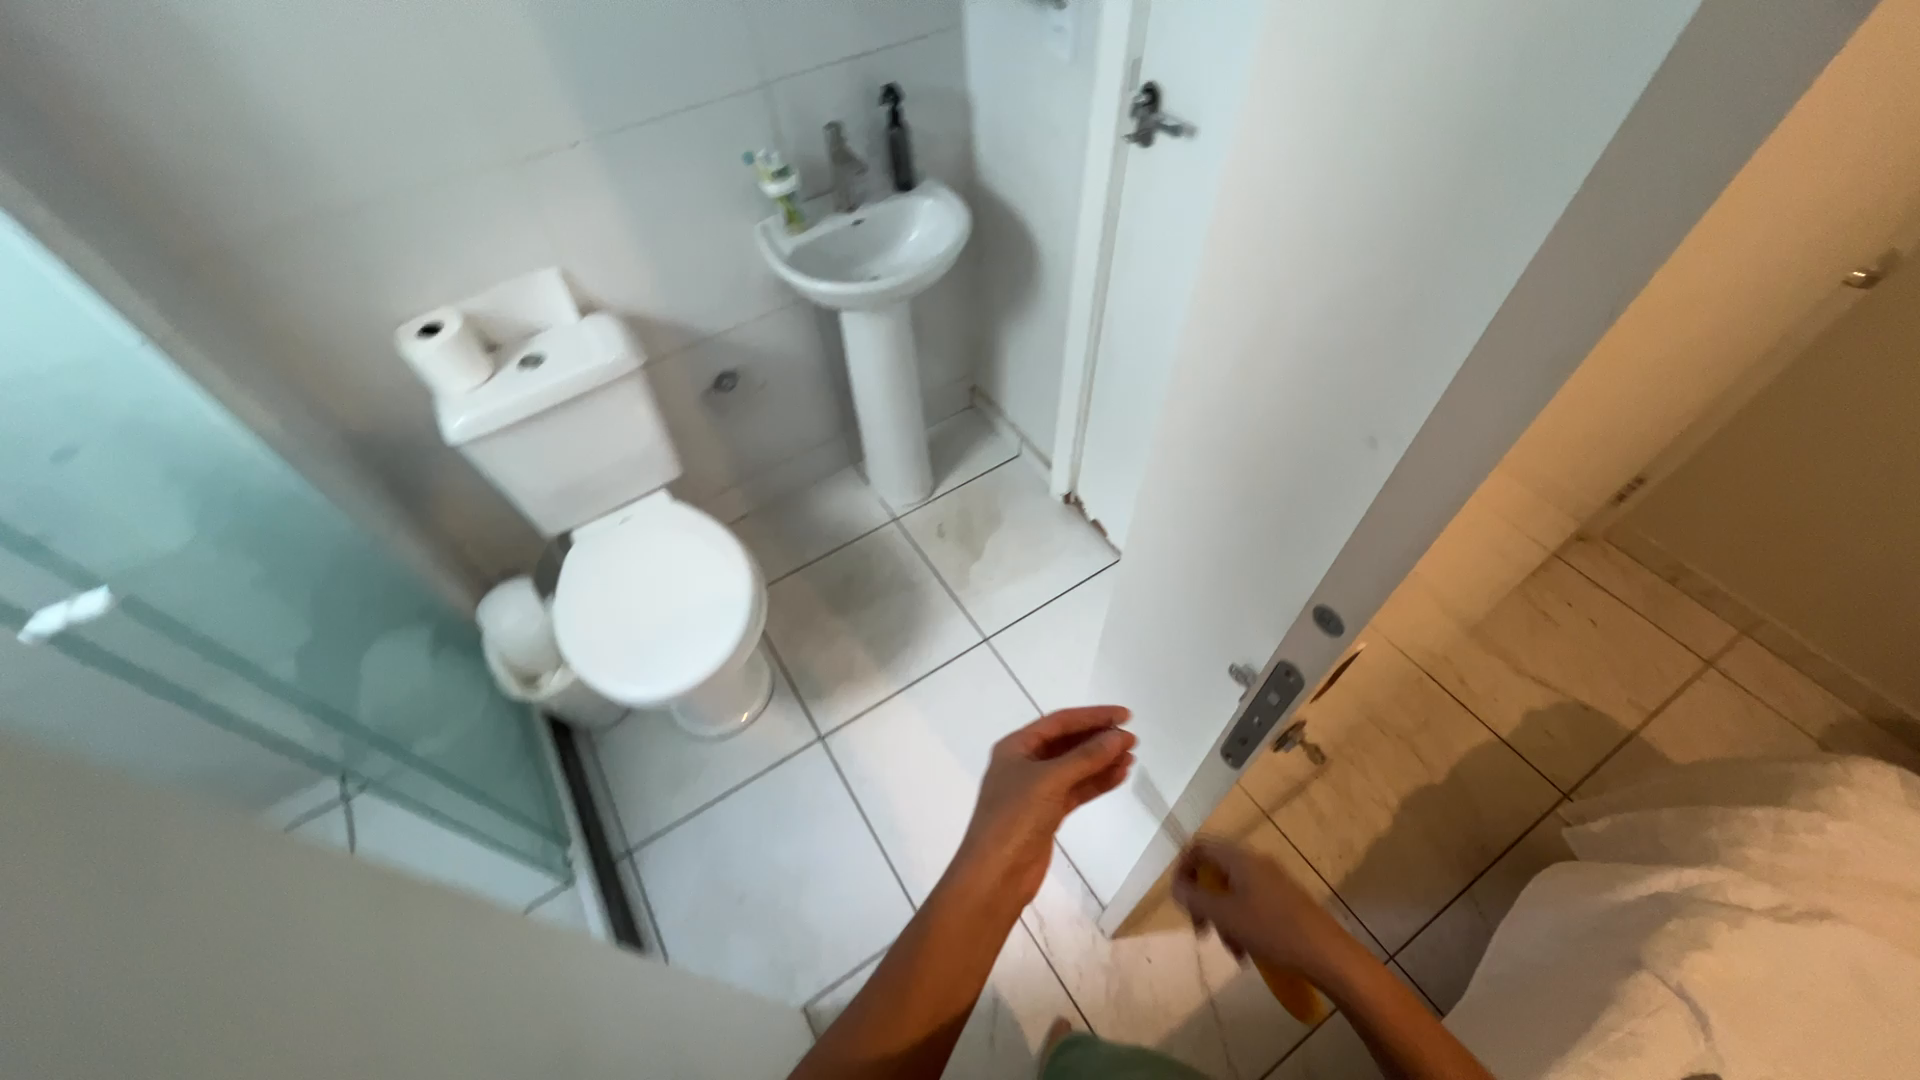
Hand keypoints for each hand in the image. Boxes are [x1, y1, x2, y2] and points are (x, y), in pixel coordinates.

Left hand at [946, 706, 1135, 908]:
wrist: (995, 875)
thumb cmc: (1014, 818)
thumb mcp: (1049, 781)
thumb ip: (1086, 757)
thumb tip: (1118, 736)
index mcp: (1015, 746)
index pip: (1059, 722)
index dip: (1093, 716)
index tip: (1125, 715)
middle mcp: (1024, 764)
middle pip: (1067, 743)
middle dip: (1098, 739)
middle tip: (1131, 738)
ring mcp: (1035, 791)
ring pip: (1074, 768)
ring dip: (1101, 761)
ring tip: (1132, 756)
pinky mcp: (1046, 814)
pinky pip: (1076, 790)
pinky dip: (1096, 783)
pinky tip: (1119, 776)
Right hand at [1172, 838, 1365, 982]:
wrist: (1329, 955)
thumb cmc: (1273, 930)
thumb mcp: (1226, 916)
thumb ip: (1196, 899)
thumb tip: (1176, 888)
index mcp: (1240, 859)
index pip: (1199, 847)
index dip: (1183, 868)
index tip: (1181, 899)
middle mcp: (1255, 863)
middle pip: (1215, 872)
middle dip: (1204, 902)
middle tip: (1202, 930)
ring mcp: (1272, 881)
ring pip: (1232, 893)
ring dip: (1224, 919)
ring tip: (1232, 949)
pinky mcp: (1285, 901)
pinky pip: (1251, 904)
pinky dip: (1242, 924)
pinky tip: (1248, 951)